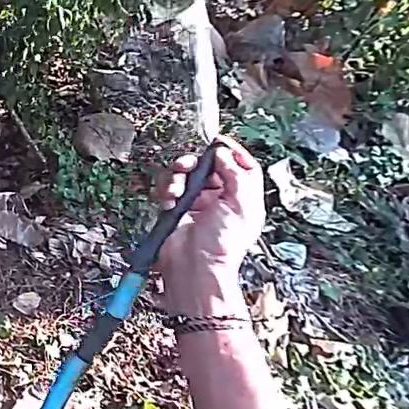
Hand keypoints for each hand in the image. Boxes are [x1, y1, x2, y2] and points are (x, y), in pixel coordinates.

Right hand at [152, 138, 264, 316]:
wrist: (194, 266)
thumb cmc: (221, 245)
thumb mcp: (240, 205)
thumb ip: (235, 174)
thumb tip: (222, 154)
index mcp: (242, 198)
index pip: (240, 166)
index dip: (230, 152)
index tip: (218, 142)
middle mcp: (220, 199)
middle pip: (208, 167)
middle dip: (196, 163)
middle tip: (188, 165)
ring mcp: (197, 204)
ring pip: (185, 175)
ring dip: (177, 176)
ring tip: (176, 187)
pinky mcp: (176, 208)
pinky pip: (168, 187)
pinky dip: (166, 189)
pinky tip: (169, 198)